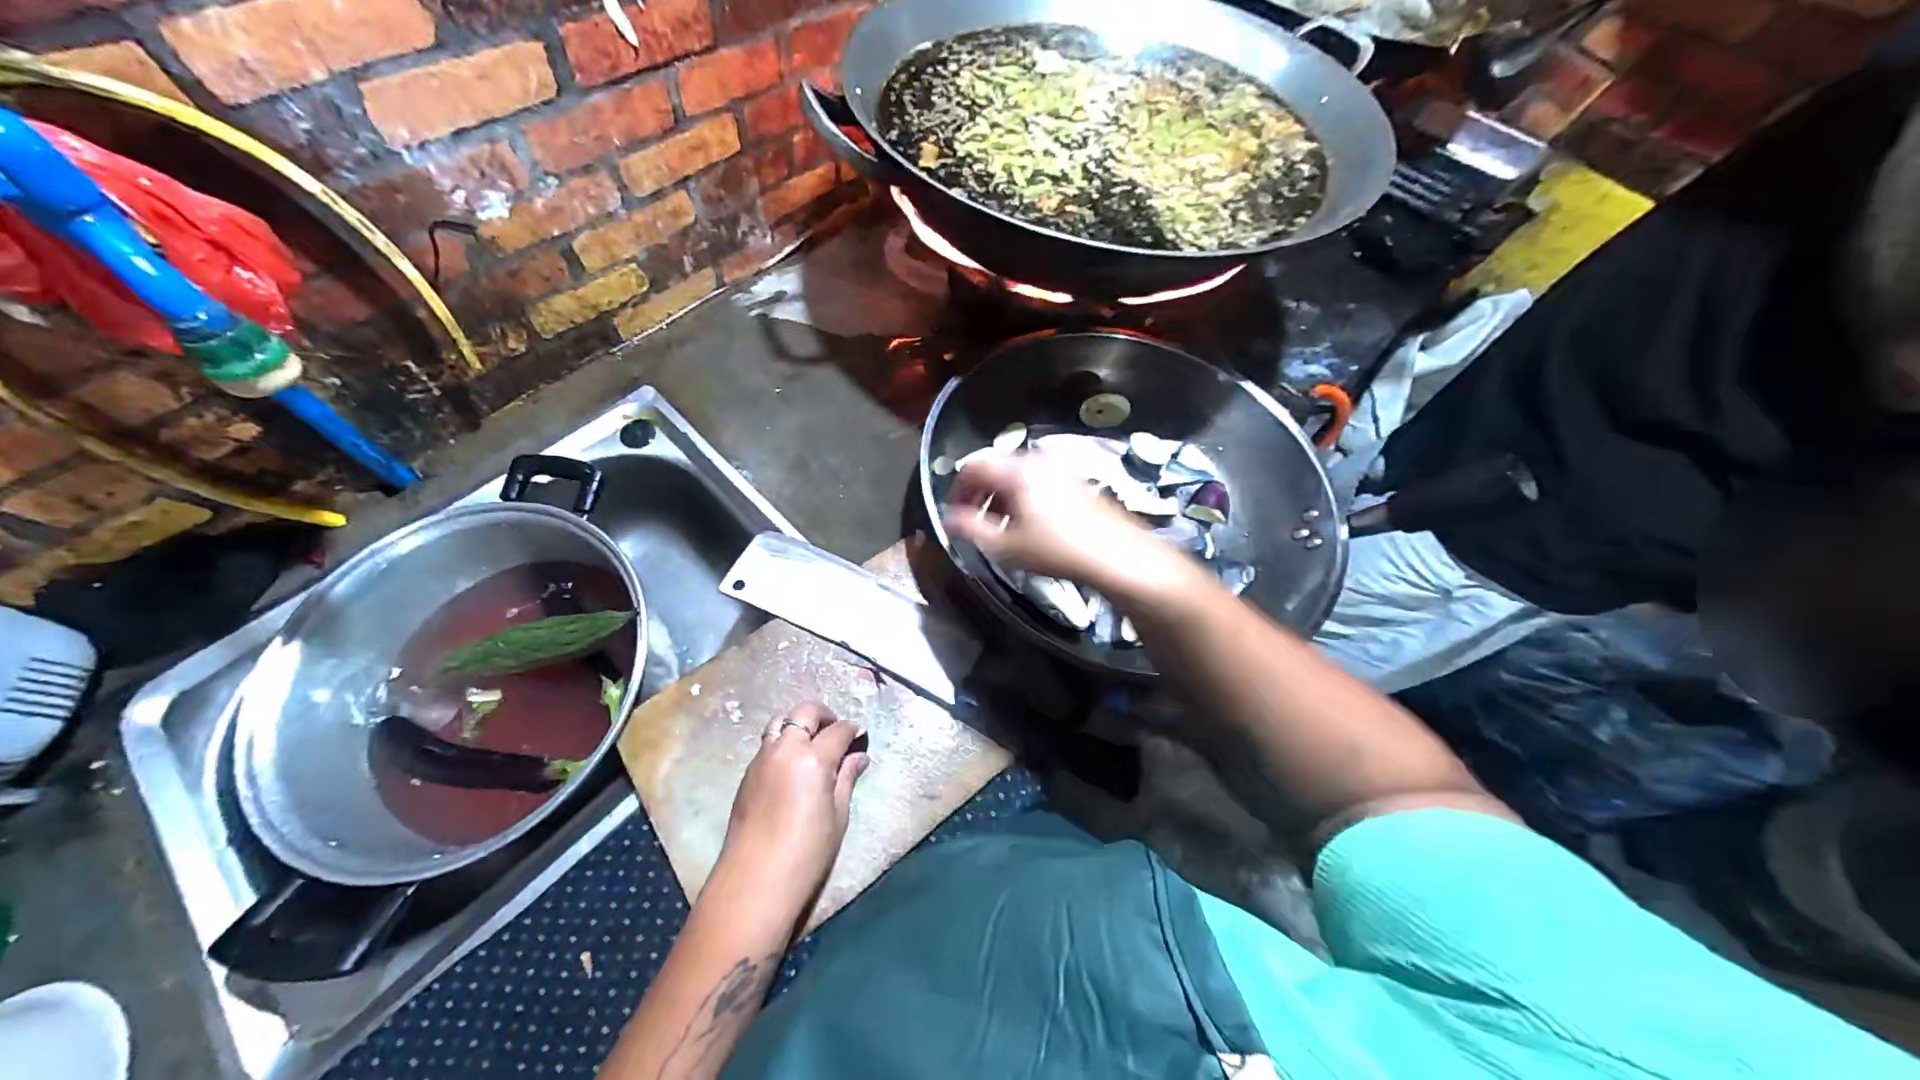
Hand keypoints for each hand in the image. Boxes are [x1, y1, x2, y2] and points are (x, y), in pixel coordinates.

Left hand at [717, 703, 868, 915]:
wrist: (755, 879)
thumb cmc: (807, 852)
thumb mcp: (837, 815)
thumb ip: (846, 778)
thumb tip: (858, 756)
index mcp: (813, 757)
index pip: (838, 730)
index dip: (851, 730)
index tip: (859, 736)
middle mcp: (785, 749)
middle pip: (804, 713)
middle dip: (824, 715)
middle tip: (835, 732)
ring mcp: (762, 758)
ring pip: (779, 722)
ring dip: (798, 725)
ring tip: (811, 744)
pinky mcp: (747, 773)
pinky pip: (767, 744)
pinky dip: (782, 743)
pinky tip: (792, 766)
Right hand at [944, 452, 1206, 604]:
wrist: (1116, 555)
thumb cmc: (1057, 550)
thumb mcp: (1005, 547)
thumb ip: (970, 529)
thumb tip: (950, 519)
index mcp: (1016, 469)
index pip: (973, 465)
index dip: (958, 489)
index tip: (955, 513)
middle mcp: (1037, 460)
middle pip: (995, 466)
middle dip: (980, 493)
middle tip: (975, 521)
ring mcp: (1060, 467)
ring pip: (1017, 474)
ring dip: (1001, 496)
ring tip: (1001, 527)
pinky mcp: (1075, 480)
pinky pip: (1038, 479)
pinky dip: (1023, 496)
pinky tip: (1029, 524)